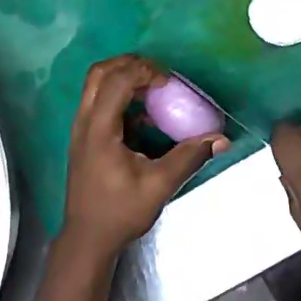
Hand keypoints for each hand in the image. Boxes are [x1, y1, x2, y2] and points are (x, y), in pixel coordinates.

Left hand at [63, 56, 228, 257]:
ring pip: (95, 85)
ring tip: (153, 89)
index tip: (169, 81)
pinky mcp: (84, 136)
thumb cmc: (119, 211)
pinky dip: (118, 96)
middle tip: (158, 74)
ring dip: (122, 78)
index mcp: (99, 128)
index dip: (143, 72)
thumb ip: (188, 158)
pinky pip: (97, 102)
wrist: (88, 236)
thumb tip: (220, 140)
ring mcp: (81, 128)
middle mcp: (84, 121)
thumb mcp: (158, 185)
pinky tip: (144, 115)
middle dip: (129, 65)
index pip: (116, 81)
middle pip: (99, 73)